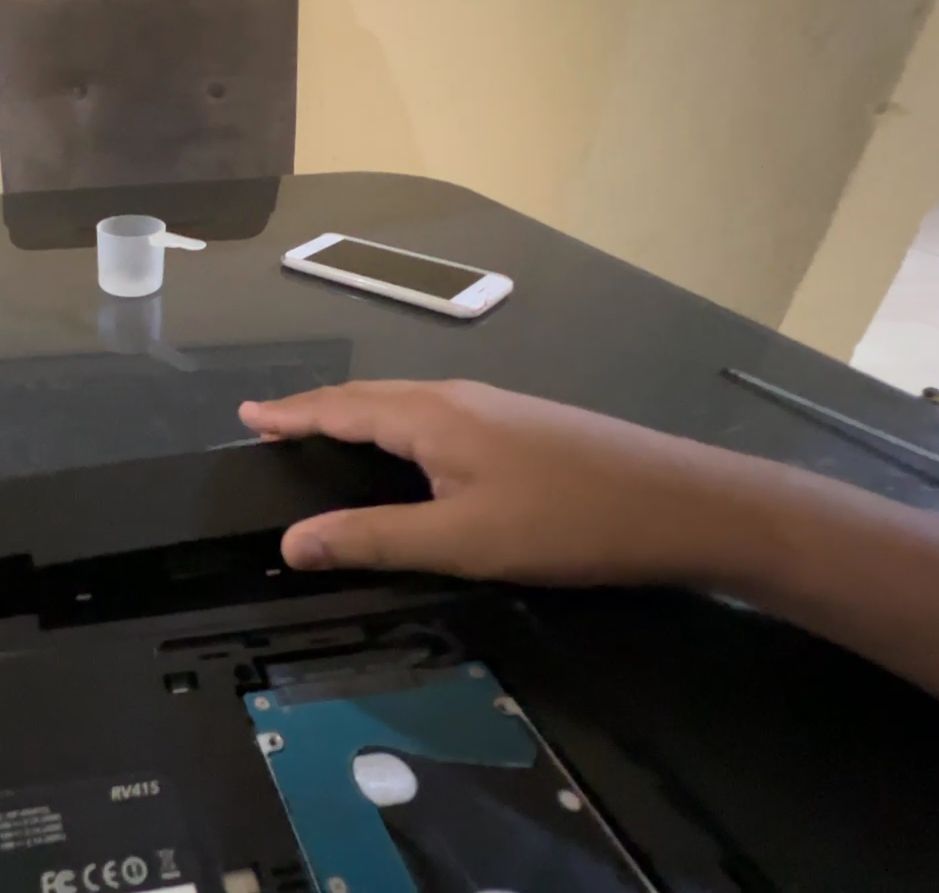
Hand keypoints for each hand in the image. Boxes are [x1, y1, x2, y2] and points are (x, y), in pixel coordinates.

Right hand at [239, 381, 775, 585]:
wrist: (692, 504)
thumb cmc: (566, 521)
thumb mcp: (460, 540)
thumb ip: (371, 539)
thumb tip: (291, 543)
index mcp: (428, 416)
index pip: (338, 407)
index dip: (289, 414)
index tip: (247, 415)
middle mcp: (451, 397)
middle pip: (365, 395)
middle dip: (313, 410)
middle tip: (274, 426)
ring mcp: (488, 405)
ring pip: (399, 401)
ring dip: (351, 412)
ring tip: (321, 432)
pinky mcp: (514, 421)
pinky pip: (427, 412)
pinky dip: (388, 422)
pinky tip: (400, 446)